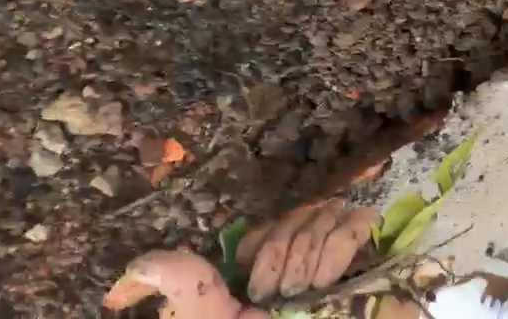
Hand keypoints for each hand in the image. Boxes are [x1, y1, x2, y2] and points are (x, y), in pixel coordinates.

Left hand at [105, 202, 386, 318]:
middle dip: (282, 255)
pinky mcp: (375, 249)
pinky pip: (358, 219)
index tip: (248, 278)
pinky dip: (340, 247)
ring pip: (326, 211)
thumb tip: (133, 268)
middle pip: (297, 212)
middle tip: (278, 295)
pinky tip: (330, 279)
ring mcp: (344, 250)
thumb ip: (189, 289)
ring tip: (308, 292)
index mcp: (270, 273)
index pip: (268, 225)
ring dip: (310, 257)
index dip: (258, 244)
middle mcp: (309, 255)